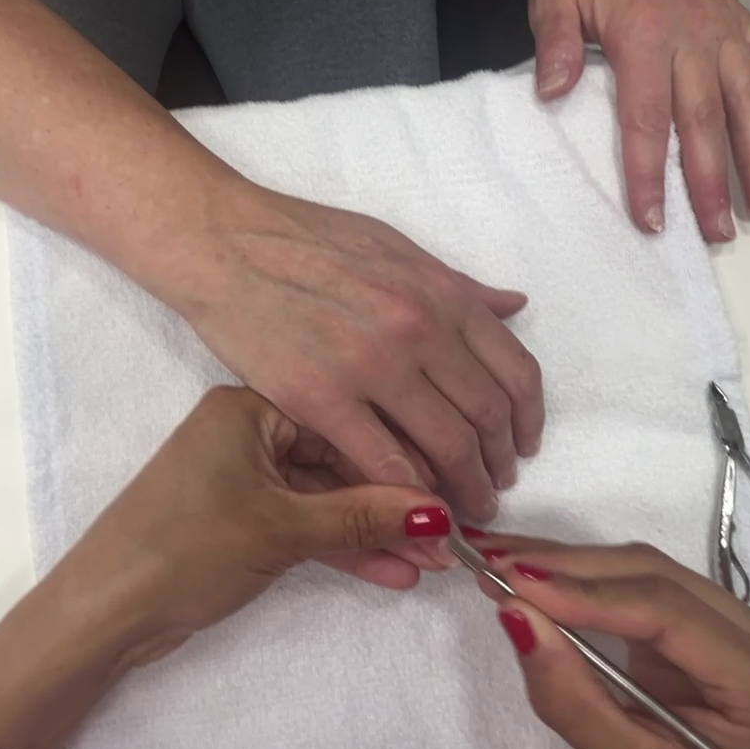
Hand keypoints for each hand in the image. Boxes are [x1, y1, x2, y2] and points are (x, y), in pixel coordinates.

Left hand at [54, 387, 454, 664]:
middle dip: (392, 502)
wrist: (106, 611)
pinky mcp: (241, 516)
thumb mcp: (281, 529)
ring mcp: (244, 475)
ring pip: (325, 497)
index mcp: (249, 406)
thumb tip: (440, 512)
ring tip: (434, 560)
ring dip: (373, 531)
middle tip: (452, 533)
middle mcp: (248, 431)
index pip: (342, 415)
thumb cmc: (189, 546)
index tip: (453, 484)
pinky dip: (341, 546)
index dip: (399, 454)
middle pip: (338, 459)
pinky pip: (304, 523)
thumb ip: (362, 516)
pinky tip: (393, 570)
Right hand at [166, 187, 543, 534]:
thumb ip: (455, 284)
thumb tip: (513, 306)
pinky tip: (411, 507)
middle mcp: (419, 328)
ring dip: (465, 489)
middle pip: (487, 418)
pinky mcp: (319, 396)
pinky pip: (383, 460)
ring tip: (462, 510)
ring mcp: (371, 364)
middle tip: (492, 491)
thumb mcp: (392, 245)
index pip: (515, 372)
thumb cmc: (302, 238)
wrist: (223, 243)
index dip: (526, 422)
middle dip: (498, 466)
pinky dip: (407, 492)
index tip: (520, 449)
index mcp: (441, 292)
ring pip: (446, 446)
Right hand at [475, 538, 749, 748]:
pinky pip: (641, 582)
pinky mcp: (711, 621)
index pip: (671, 615)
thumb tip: (515, 615)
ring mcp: (744, 627)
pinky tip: (536, 568)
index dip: (588, 594)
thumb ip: (573, 698)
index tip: (513, 582)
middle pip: (658, 578)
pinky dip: (582, 575)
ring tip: (499, 556)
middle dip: (566, 566)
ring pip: (645, 569)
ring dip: (566, 561)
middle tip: (491, 561)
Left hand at [530, 0, 749, 242]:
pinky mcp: (740, 20)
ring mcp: (723, 27)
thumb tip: (552, 94)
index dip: (649, 173)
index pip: (646, 119)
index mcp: (644, 34)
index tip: (652, 220)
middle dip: (714, 182)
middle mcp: (694, 33)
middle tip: (720, 233)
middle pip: (707, 120)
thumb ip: (553, 46)